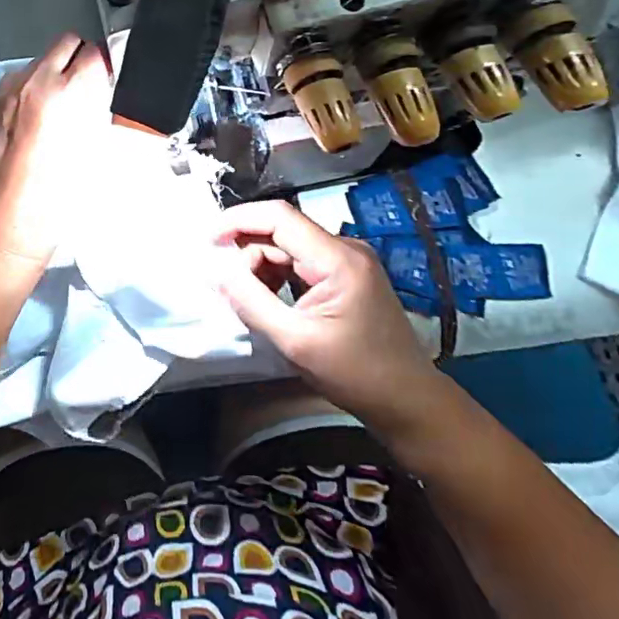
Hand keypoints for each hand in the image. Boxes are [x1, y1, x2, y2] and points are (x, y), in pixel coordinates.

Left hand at [0, 33, 111, 269]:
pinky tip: (35, 115)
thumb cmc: (57, 196)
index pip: (95, 53)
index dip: (106, 66)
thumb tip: (102, 87)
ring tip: (59, 105)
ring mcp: (8, 90)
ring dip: (54, 72)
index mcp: (66, 94)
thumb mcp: (95, 148)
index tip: (108, 79)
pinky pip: (17, 78)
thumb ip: (98, 108)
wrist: (8, 219)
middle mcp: (33, 83)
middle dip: (80, 59)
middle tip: (86, 85)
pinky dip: (31, 87)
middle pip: (66, 42)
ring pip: (39, 58)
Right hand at [215, 200, 444, 429]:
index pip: (279, 216)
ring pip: (287, 246)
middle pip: (281, 231)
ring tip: (249, 301)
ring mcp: (348, 260)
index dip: (238, 221)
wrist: (409, 401)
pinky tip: (269, 301)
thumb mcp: (294, 341)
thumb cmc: (355, 374)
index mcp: (338, 259)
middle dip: (247, 252)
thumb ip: (251, 302)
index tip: (209, 241)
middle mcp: (345, 248)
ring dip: (260, 267)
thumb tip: (215, 272)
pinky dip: (277, 276)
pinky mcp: (346, 274)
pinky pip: (300, 262)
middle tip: (228, 287)